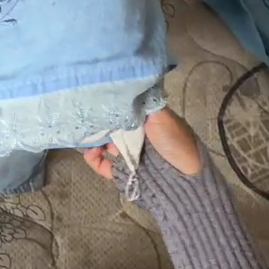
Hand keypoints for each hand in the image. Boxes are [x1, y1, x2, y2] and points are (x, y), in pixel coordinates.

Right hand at [83, 106, 202, 181]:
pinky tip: (89, 151)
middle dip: (96, 121)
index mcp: (144, 120)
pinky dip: (92, 158)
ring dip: (91, 139)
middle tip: (84, 116)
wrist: (184, 180)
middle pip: (109, 125)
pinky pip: (102, 164)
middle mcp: (134, 135)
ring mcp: (127, 154)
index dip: (108, 105)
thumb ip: (140, 104)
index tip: (94, 98)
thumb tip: (122, 88)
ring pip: (102, 143)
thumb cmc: (174, 142)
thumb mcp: (160, 115)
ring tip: (84, 134)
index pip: (121, 109)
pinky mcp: (121, 172)